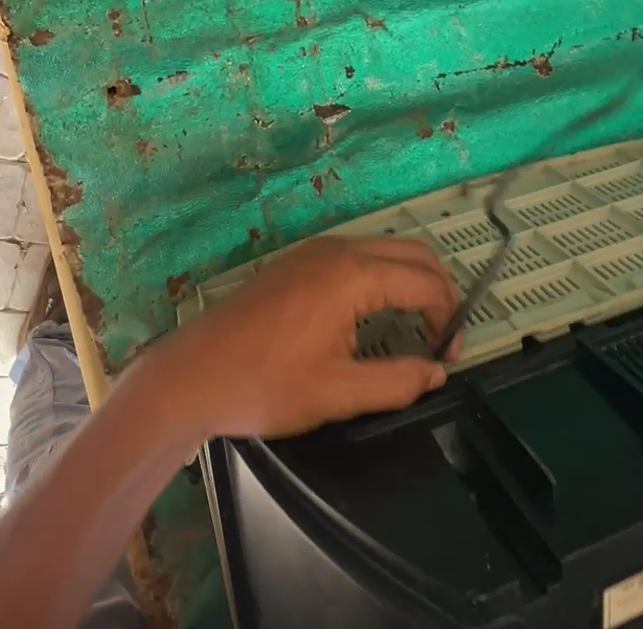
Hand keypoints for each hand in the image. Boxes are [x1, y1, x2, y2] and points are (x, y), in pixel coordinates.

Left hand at [145, 236, 463, 438]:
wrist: (192, 375)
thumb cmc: (265, 385)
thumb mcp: (339, 393)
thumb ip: (398, 380)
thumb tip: (436, 372)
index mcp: (353, 275)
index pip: (425, 282)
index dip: (449, 317)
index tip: (451, 357)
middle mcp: (336, 250)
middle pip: (411, 253)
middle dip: (439, 289)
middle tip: (445, 336)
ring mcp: (312, 251)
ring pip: (383, 250)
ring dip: (410, 280)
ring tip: (419, 327)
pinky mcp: (296, 262)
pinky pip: (356, 257)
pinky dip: (382, 277)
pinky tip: (376, 315)